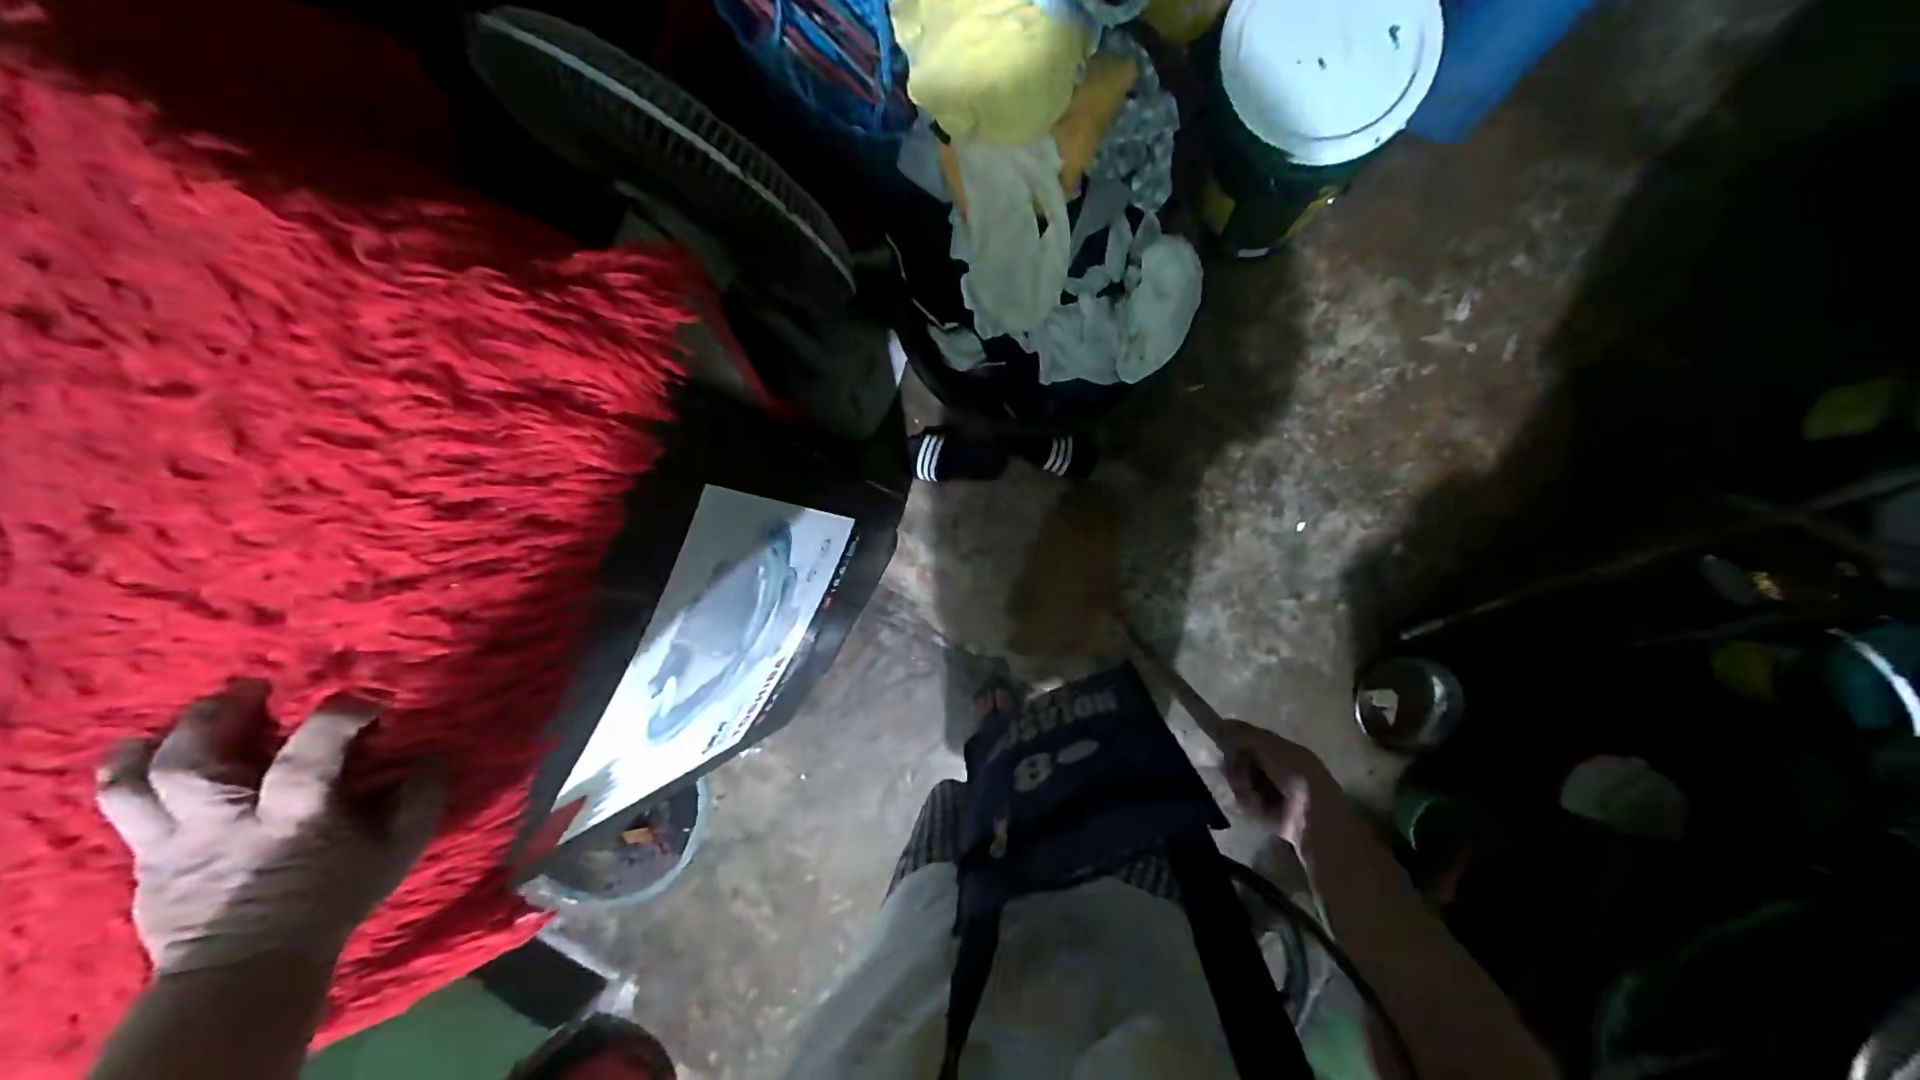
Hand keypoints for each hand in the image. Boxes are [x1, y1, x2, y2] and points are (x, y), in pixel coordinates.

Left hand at [95, 679, 443, 975]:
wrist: (247, 968)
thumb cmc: (333, 900)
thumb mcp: (398, 851)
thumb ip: (421, 800)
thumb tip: (432, 756)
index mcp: (293, 820)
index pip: (309, 755)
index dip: (338, 716)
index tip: (366, 704)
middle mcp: (225, 823)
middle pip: (196, 761)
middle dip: (221, 714)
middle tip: (254, 690)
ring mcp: (176, 840)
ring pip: (142, 779)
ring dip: (164, 736)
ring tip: (196, 715)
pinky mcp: (146, 855)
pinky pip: (120, 804)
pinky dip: (129, 770)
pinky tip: (149, 750)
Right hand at [1219, 719, 1350, 849]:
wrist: (1313, 815)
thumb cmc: (1295, 774)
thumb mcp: (1269, 746)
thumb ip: (1243, 734)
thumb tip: (1220, 724)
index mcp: (1284, 750)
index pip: (1252, 739)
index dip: (1236, 739)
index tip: (1221, 743)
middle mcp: (1278, 769)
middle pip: (1242, 760)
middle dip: (1235, 765)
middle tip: (1234, 771)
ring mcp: (1272, 792)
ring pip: (1240, 781)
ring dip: (1241, 786)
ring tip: (1252, 794)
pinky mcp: (1267, 813)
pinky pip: (1245, 801)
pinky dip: (1248, 802)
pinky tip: (1257, 805)